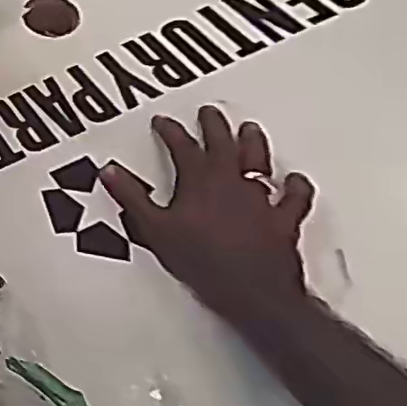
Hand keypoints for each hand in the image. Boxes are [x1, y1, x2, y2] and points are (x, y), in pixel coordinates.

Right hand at [100, 106, 315, 325]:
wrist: (251, 293)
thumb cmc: (201, 261)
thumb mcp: (152, 228)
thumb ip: (131, 197)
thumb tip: (112, 172)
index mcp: (199, 184)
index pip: (183, 148)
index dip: (171, 132)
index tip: (163, 122)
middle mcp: (232, 186)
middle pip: (224, 146)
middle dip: (215, 127)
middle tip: (209, 113)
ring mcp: (261, 202)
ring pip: (258, 163)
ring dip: (252, 143)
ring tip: (249, 129)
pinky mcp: (283, 221)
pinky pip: (294, 197)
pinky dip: (295, 186)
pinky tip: (294, 179)